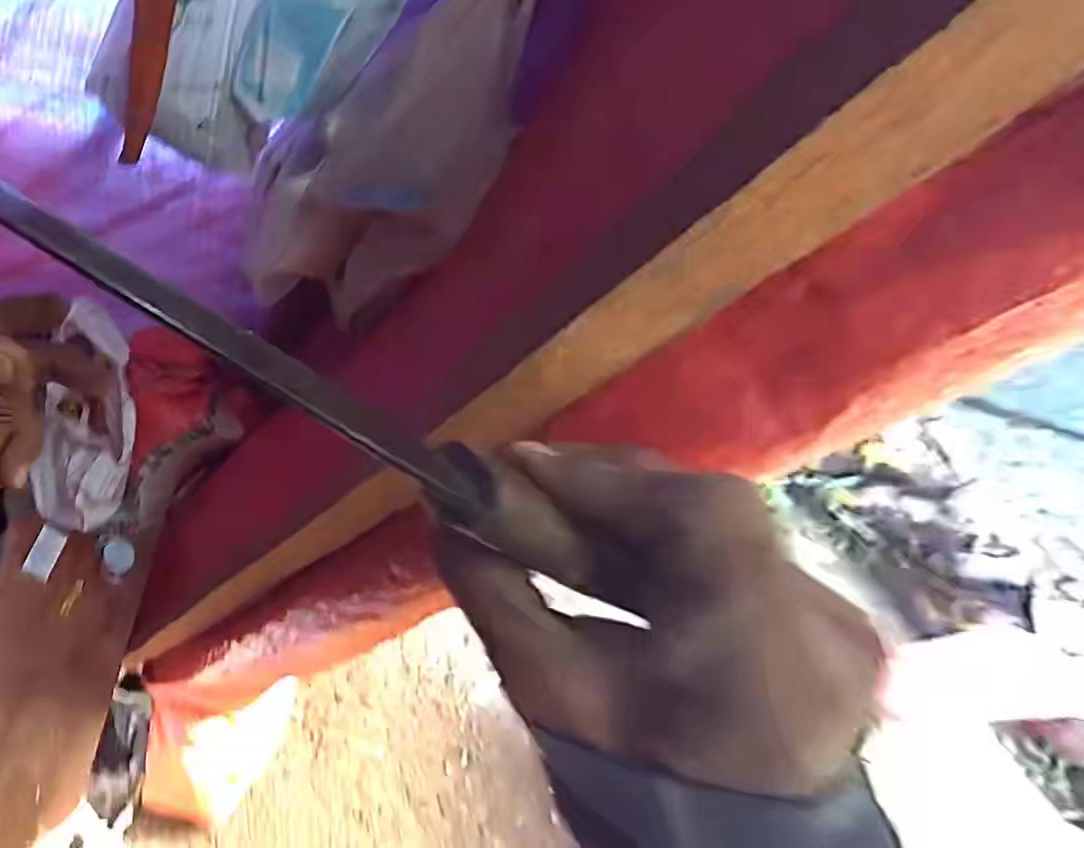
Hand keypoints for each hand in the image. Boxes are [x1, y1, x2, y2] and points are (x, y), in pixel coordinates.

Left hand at [0, 295, 112, 557]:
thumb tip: (9, 349)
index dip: (13, 319)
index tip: (64, 315)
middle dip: (44, 358)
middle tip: (96, 373)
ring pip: (9, 374)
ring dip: (40, 400)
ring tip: (49, 440)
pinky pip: (13, 398)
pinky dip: (33, 418)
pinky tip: (34, 450)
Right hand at [433, 443, 885, 797]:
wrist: (731, 841)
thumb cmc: (631, 773)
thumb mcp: (541, 684)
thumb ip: (491, 588)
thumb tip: (445, 514)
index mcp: (762, 656)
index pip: (702, 516)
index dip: (600, 476)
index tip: (515, 465)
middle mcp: (818, 619)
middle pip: (700, 500)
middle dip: (594, 478)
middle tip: (518, 479)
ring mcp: (831, 611)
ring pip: (705, 508)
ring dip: (614, 495)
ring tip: (548, 504)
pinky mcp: (814, 606)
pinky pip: (717, 532)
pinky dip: (643, 518)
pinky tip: (596, 532)